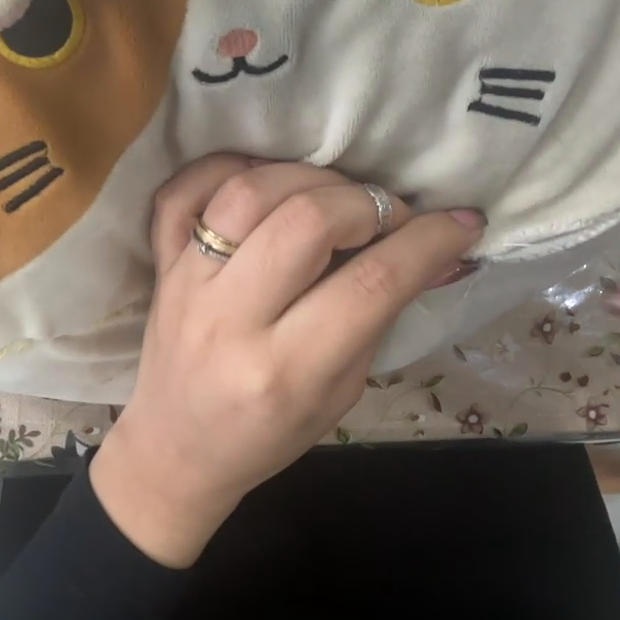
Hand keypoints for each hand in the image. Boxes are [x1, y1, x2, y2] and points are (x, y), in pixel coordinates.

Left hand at [91, 156, 483, 567]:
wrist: (176, 451)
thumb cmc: (268, 434)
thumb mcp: (341, 394)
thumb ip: (382, 318)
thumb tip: (440, 251)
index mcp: (285, 372)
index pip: (369, 285)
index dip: (426, 242)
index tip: (459, 223)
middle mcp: (230, 321)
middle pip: (305, 222)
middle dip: (365, 203)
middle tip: (387, 218)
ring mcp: (185, 286)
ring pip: (247, 193)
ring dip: (306, 177)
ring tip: (333, 196)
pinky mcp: (160, 266)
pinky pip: (180, 193)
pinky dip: (225, 167)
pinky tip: (265, 178)